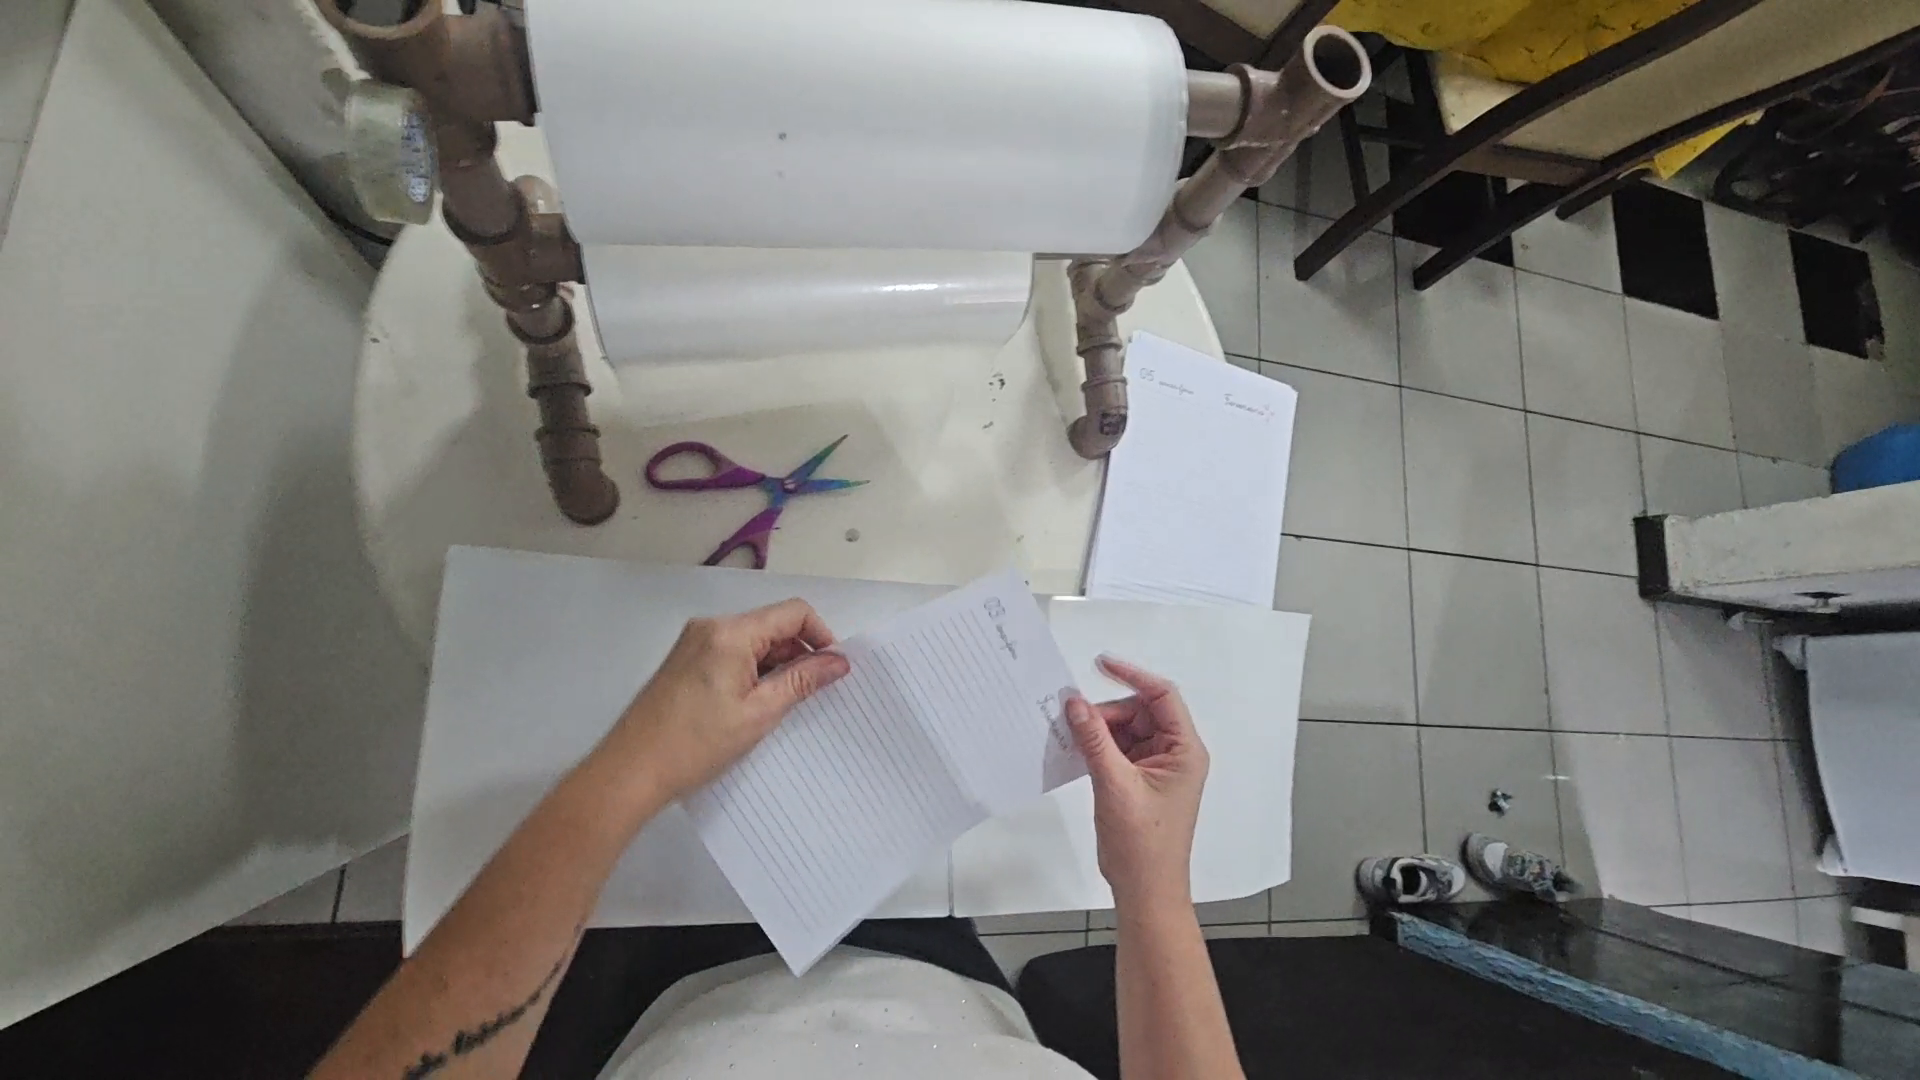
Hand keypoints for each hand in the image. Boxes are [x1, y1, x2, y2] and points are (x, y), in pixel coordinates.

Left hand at [599, 599, 850, 802]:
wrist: (630, 772)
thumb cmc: (695, 745)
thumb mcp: (759, 713)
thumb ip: (803, 680)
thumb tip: (839, 662)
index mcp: (731, 633)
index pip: (793, 612)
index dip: (821, 635)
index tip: (833, 668)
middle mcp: (711, 626)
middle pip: (773, 624)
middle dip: (799, 652)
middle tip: (814, 691)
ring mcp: (695, 641)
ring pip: (754, 640)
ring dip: (777, 664)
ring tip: (784, 702)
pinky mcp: (686, 659)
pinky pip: (733, 651)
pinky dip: (753, 669)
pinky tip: (756, 702)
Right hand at [1065, 656, 1208, 907]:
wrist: (1145, 891)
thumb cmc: (1141, 842)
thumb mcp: (1115, 784)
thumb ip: (1094, 739)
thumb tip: (1073, 701)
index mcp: (1184, 750)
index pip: (1162, 696)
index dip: (1132, 675)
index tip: (1099, 664)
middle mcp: (1175, 753)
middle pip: (1139, 711)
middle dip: (1107, 712)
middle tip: (1073, 720)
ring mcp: (1157, 766)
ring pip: (1126, 729)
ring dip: (1099, 730)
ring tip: (1071, 737)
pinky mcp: (1139, 779)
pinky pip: (1118, 748)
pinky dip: (1098, 746)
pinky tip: (1076, 749)